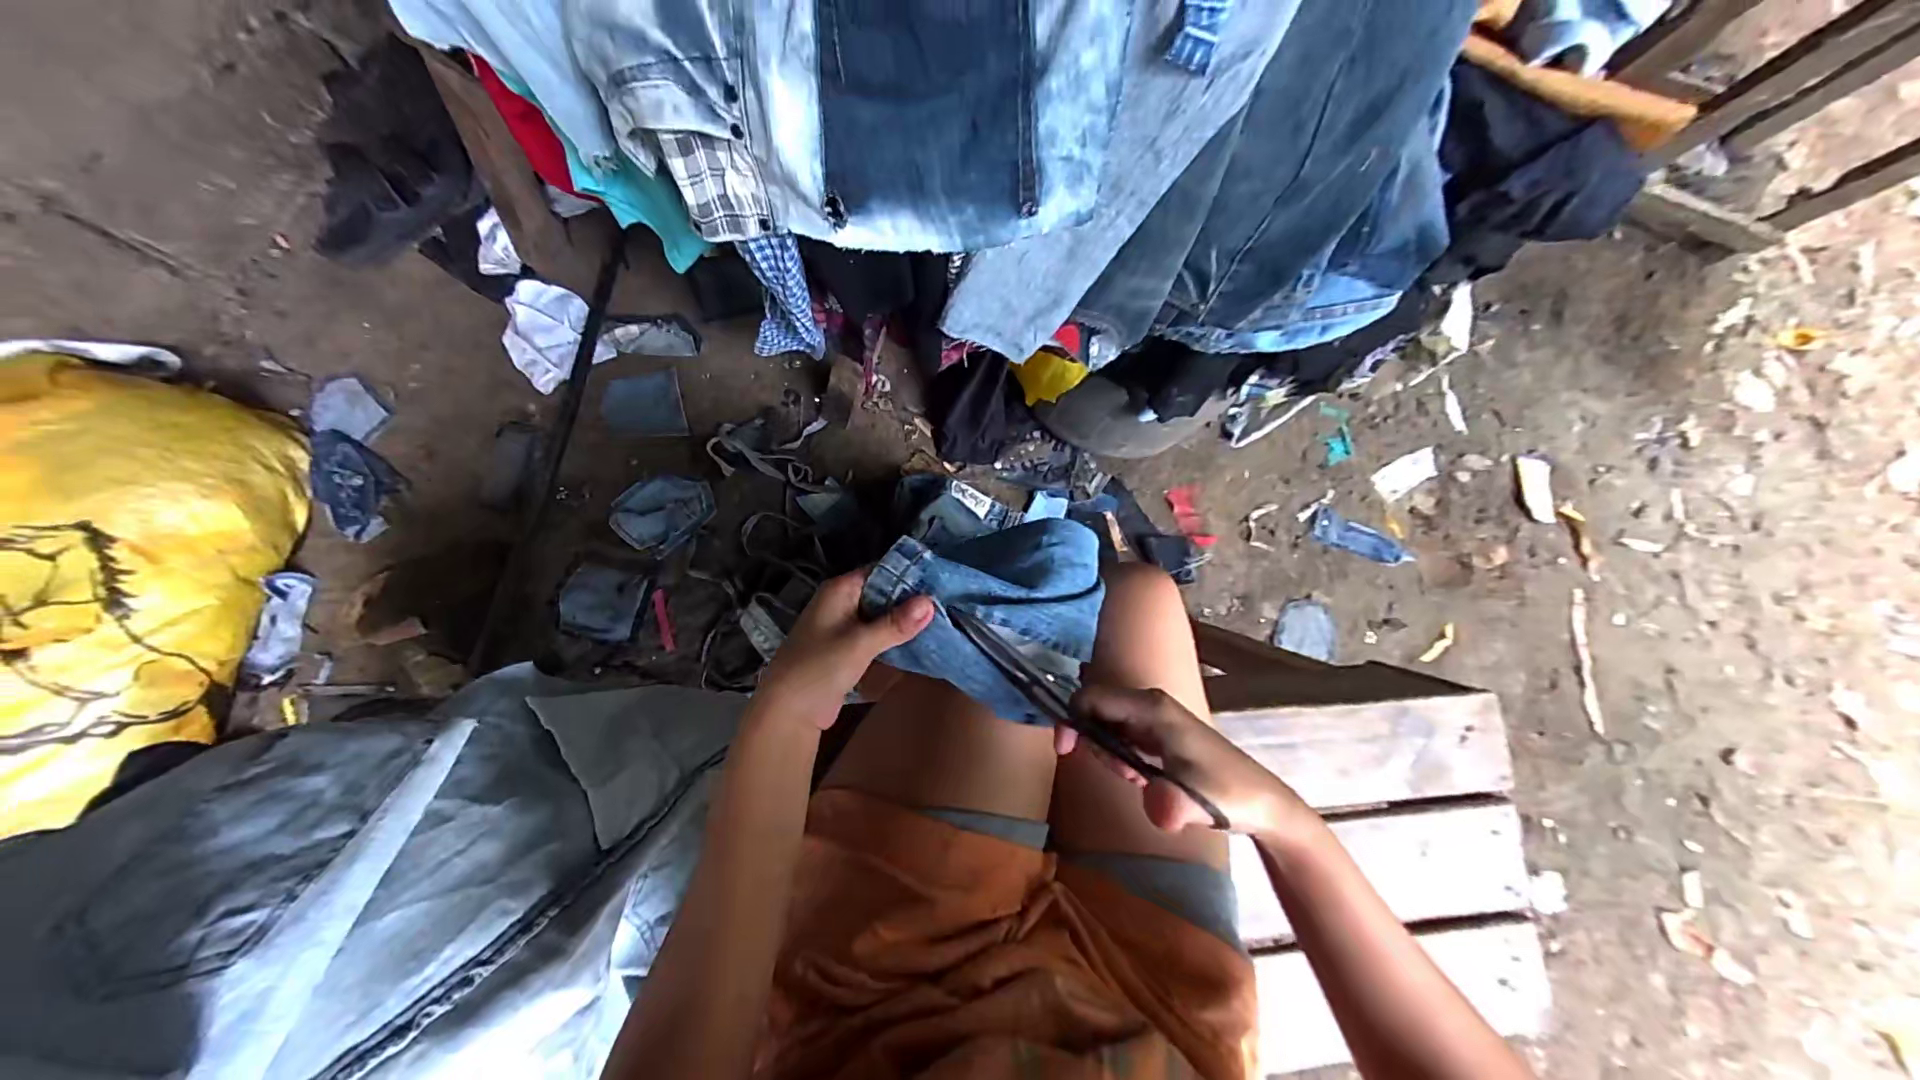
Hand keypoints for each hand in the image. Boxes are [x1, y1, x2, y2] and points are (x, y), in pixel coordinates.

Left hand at [757, 569, 933, 729]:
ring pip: (881, 615)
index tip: (941, 580)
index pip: (880, 570)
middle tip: (948, 602)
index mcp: (840, 590)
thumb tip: (930, 602)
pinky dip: (894, 637)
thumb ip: (895, 623)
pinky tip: (920, 641)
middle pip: (883, 592)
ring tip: (942, 620)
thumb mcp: (860, 644)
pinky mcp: (847, 649)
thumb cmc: (819, 668)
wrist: (788, 711)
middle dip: (911, 599)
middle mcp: (841, 602)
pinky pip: (876, 635)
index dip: (909, 573)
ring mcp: (843, 626)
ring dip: (904, 620)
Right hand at [1057, 685, 1318, 841]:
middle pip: (1097, 711)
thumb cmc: (1230, 795)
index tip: (1066, 752)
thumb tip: (1157, 811)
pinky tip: (1145, 779)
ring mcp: (1156, 717)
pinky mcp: (1159, 734)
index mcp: (1152, 706)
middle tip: (1125, 776)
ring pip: (1108, 725)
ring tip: (1139, 780)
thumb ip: (1172, 805)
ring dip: (1110, 754)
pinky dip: (1122, 758)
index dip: (1070, 719)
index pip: (1091, 697)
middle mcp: (1151, 704)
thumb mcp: (1198, 803)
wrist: (1265, 804)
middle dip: (1097, 744)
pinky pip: (1122, 737)